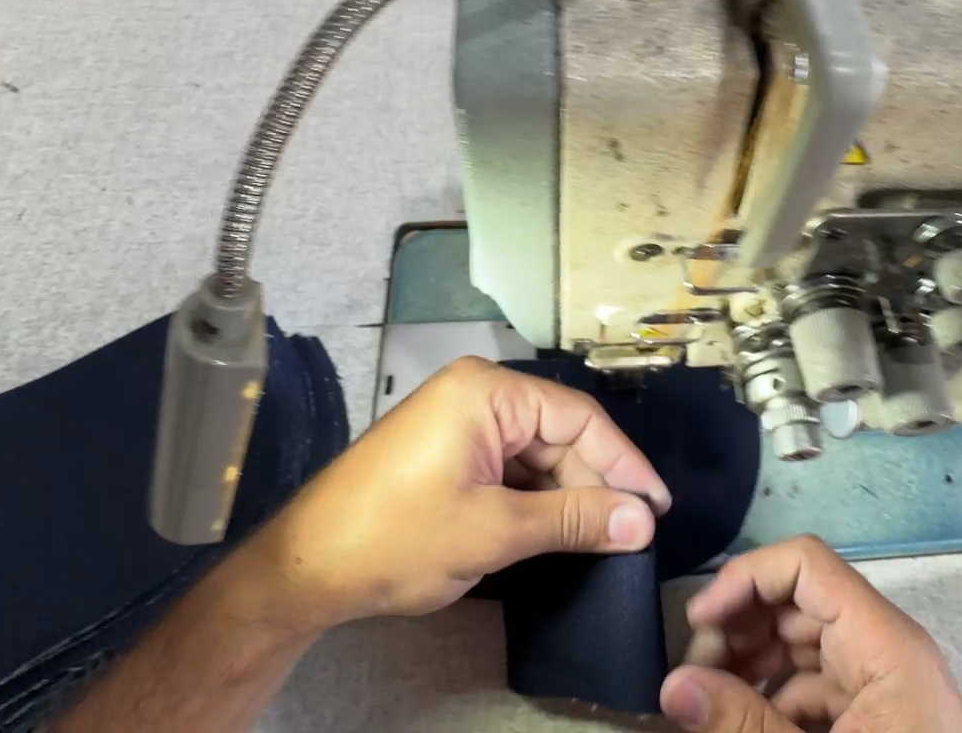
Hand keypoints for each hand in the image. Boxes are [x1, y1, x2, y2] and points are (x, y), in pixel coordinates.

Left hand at [233, 357, 671, 635]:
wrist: (304, 569)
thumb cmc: (398, 538)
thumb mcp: (495, 531)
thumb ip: (574, 519)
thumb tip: (642, 521)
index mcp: (488, 391)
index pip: (578, 417)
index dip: (623, 462)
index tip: (656, 504)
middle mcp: (478, 393)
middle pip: (559, 433)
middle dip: (594, 482)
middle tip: (631, 530)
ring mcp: (461, 420)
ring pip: (537, 453)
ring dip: (566, 494)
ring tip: (602, 536)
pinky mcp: (450, 449)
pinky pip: (510, 466)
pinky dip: (535, 498)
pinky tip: (559, 528)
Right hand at [660, 536, 961, 732]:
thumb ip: (744, 724)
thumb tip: (672, 687)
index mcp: (884, 641)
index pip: (805, 564)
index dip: (746, 578)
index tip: (699, 622)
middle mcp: (884, 649)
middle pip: (797, 603)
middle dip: (738, 629)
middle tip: (692, 676)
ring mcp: (881, 686)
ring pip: (801, 646)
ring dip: (749, 665)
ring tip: (707, 701)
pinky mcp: (876, 721)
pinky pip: (814, 688)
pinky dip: (773, 699)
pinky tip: (741, 724)